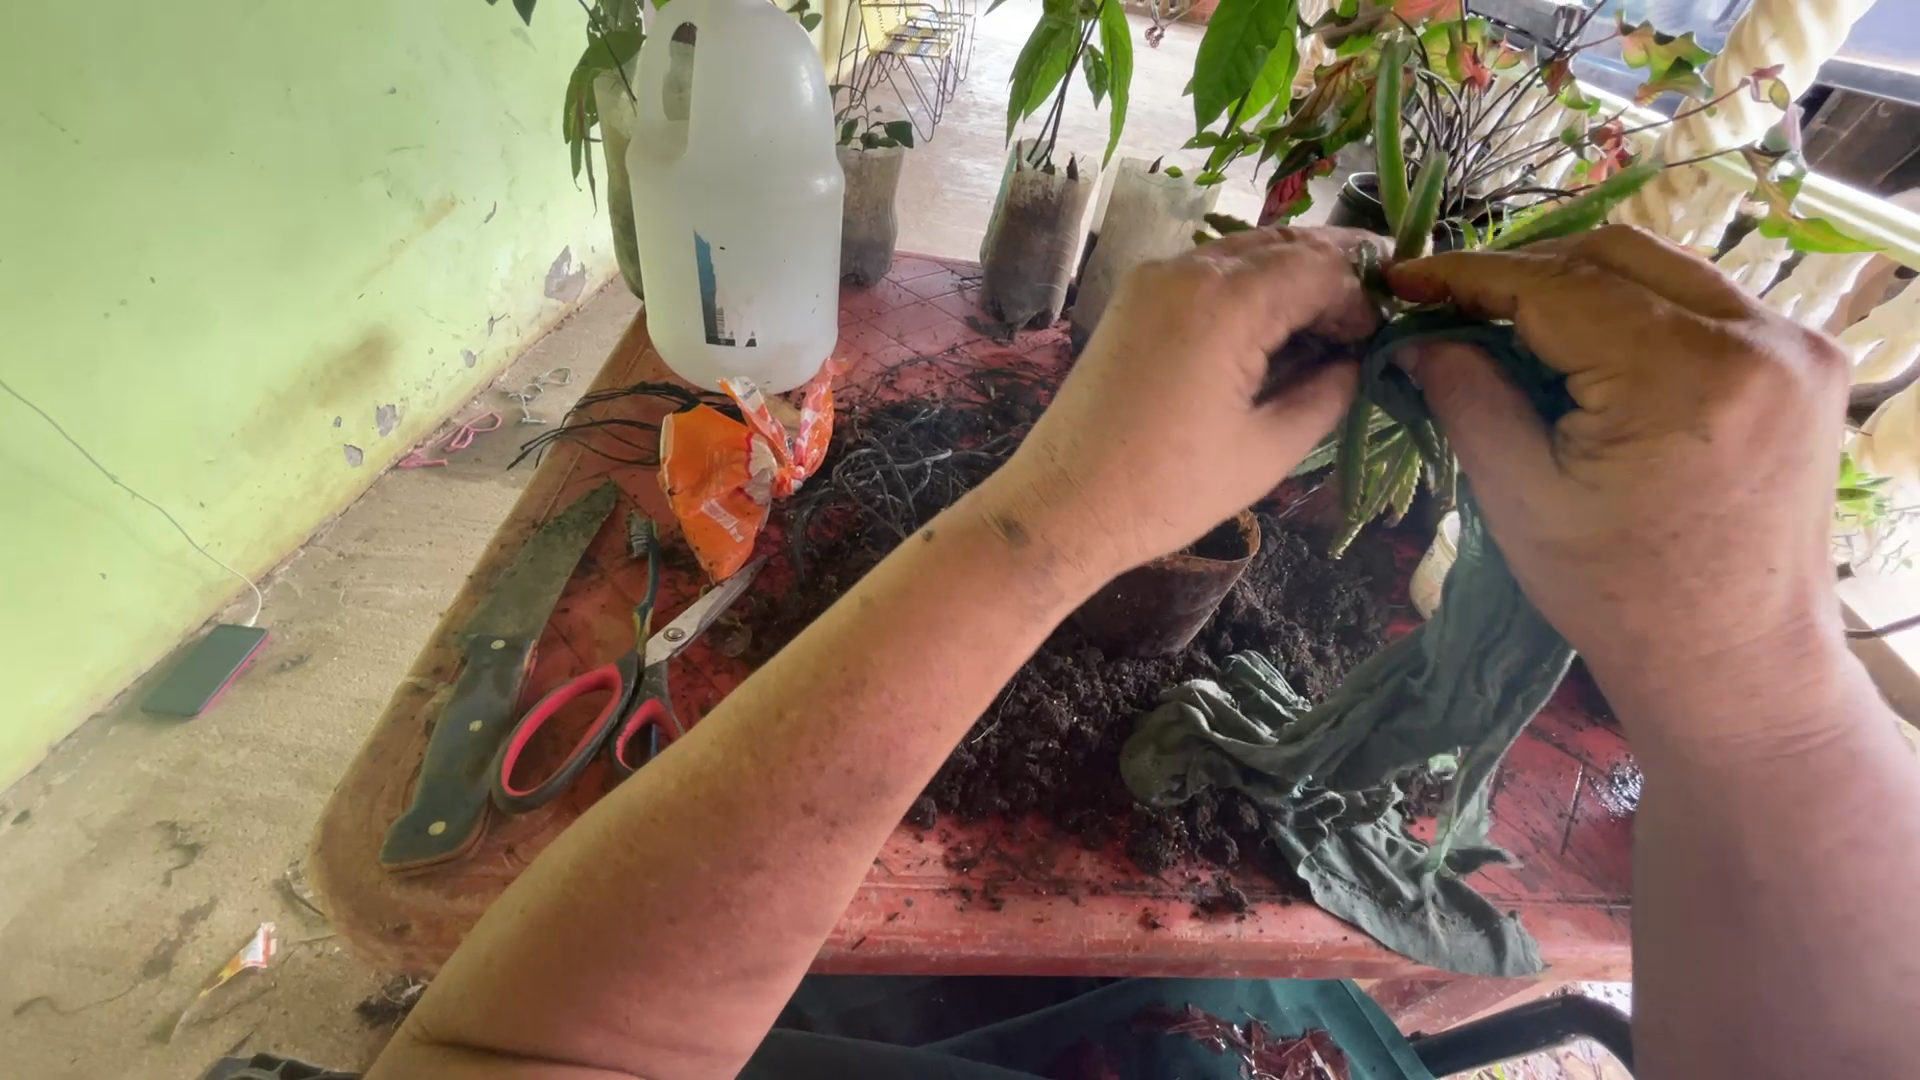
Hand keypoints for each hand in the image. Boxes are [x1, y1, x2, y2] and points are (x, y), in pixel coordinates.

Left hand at [979, 226, 1382, 577]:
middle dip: (1332, 276)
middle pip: (1282, 248)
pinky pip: (1202, 279)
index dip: (1362, 297)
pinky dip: (1242, 294)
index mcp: (1225, 300)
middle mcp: (1184, 270)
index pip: (1322, 267)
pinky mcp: (1128, 304)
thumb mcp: (1266, 449)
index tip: (1382, 337)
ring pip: (1241, 257)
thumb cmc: (1166, 491)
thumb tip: (1356, 363)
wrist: (1063, 506)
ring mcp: (1148, 282)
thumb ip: (1327, 394)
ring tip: (1322, 327)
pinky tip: (1264, 330)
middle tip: (1369, 315)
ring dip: (1287, 281)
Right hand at [1390, 226, 1849, 727]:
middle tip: (1442, 304)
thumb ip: (1469, 400)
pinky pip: (1691, 305)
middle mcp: (1760, 338)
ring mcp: (1793, 347)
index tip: (1400, 277)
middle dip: (1516, 272)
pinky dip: (1617, 310)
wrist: (1728, 653)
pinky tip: (1569, 348)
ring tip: (1494, 324)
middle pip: (1614, 259)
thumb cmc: (1610, 589)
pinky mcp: (1799, 367)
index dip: (1466, 277)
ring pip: (1658, 271)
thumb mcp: (1517, 496)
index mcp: (1684, 375)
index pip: (1556, 288)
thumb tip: (1417, 340)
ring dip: (1567, 286)